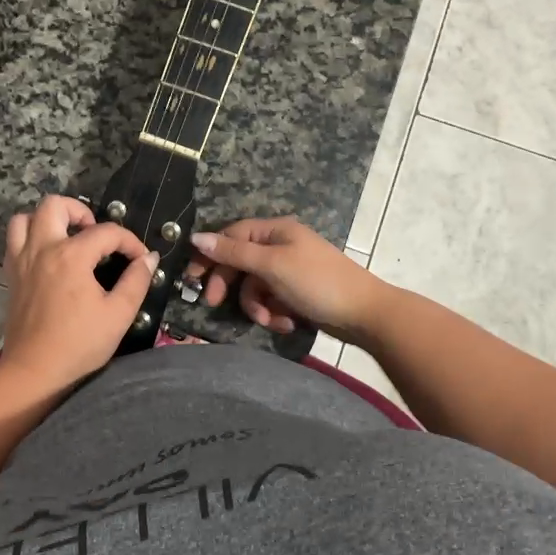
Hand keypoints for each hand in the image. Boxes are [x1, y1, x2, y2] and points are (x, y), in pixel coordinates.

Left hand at [0, 195, 158, 385]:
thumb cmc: (79, 344)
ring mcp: (21, 261)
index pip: (107, 232)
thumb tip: (148, 258)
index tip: (140, 260)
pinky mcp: (11, 276)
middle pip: (54, 205)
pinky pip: (14, 242)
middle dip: (80, 211)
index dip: (130, 242)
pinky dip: (30, 238)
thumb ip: (136, 281)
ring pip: (24, 218)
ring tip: (67, 237)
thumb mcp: (119, 314)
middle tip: (95, 235)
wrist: (34, 372)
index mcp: (71, 256)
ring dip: (47, 220)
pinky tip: (47, 256)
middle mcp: (42, 249)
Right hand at [183, 217, 392, 342]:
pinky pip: (271, 300)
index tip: (192, 277)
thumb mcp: (272, 265)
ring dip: (257, 305)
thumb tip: (197, 237)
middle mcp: (280, 246)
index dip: (210, 254)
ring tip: (270, 319)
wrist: (364, 314)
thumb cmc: (317, 282)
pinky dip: (274, 312)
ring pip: (254, 286)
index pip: (231, 236)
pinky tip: (286, 322)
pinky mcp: (296, 293)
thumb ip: (234, 252)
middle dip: (231, 285)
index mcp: (275, 231)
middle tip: (215, 304)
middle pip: (240, 262)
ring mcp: (289, 270)